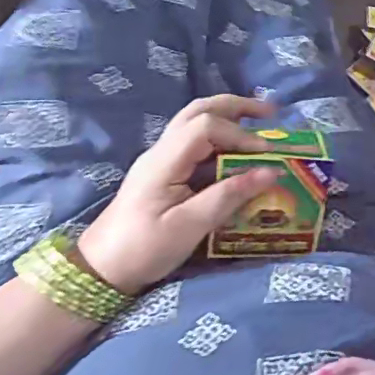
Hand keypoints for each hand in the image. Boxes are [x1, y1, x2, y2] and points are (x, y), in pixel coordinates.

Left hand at [75, 95, 281, 294]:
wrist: (102, 268)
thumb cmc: (143, 248)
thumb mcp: (189, 226)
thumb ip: (229, 196)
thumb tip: (271, 172)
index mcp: (164, 160)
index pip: (206, 126)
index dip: (240, 135)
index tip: (267, 155)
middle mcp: (161, 150)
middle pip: (198, 110)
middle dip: (236, 107)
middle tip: (272, 114)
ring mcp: (160, 159)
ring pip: (194, 122)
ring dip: (228, 118)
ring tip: (260, 126)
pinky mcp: (164, 172)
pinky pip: (194, 143)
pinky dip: (220, 139)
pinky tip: (237, 152)